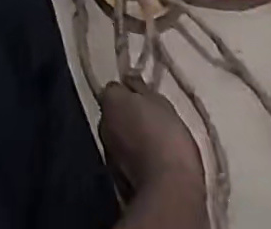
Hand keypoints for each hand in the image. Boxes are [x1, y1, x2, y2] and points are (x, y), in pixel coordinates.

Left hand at [98, 81, 206, 195]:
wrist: (168, 190)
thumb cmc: (166, 138)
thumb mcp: (162, 104)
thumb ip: (142, 89)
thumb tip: (129, 79)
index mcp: (111, 101)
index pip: (114, 88)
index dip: (130, 93)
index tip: (146, 100)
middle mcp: (102, 122)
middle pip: (113, 112)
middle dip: (128, 114)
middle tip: (152, 122)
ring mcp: (106, 150)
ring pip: (117, 135)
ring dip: (129, 136)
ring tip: (154, 145)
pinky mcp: (114, 174)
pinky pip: (122, 157)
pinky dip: (132, 157)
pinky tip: (150, 163)